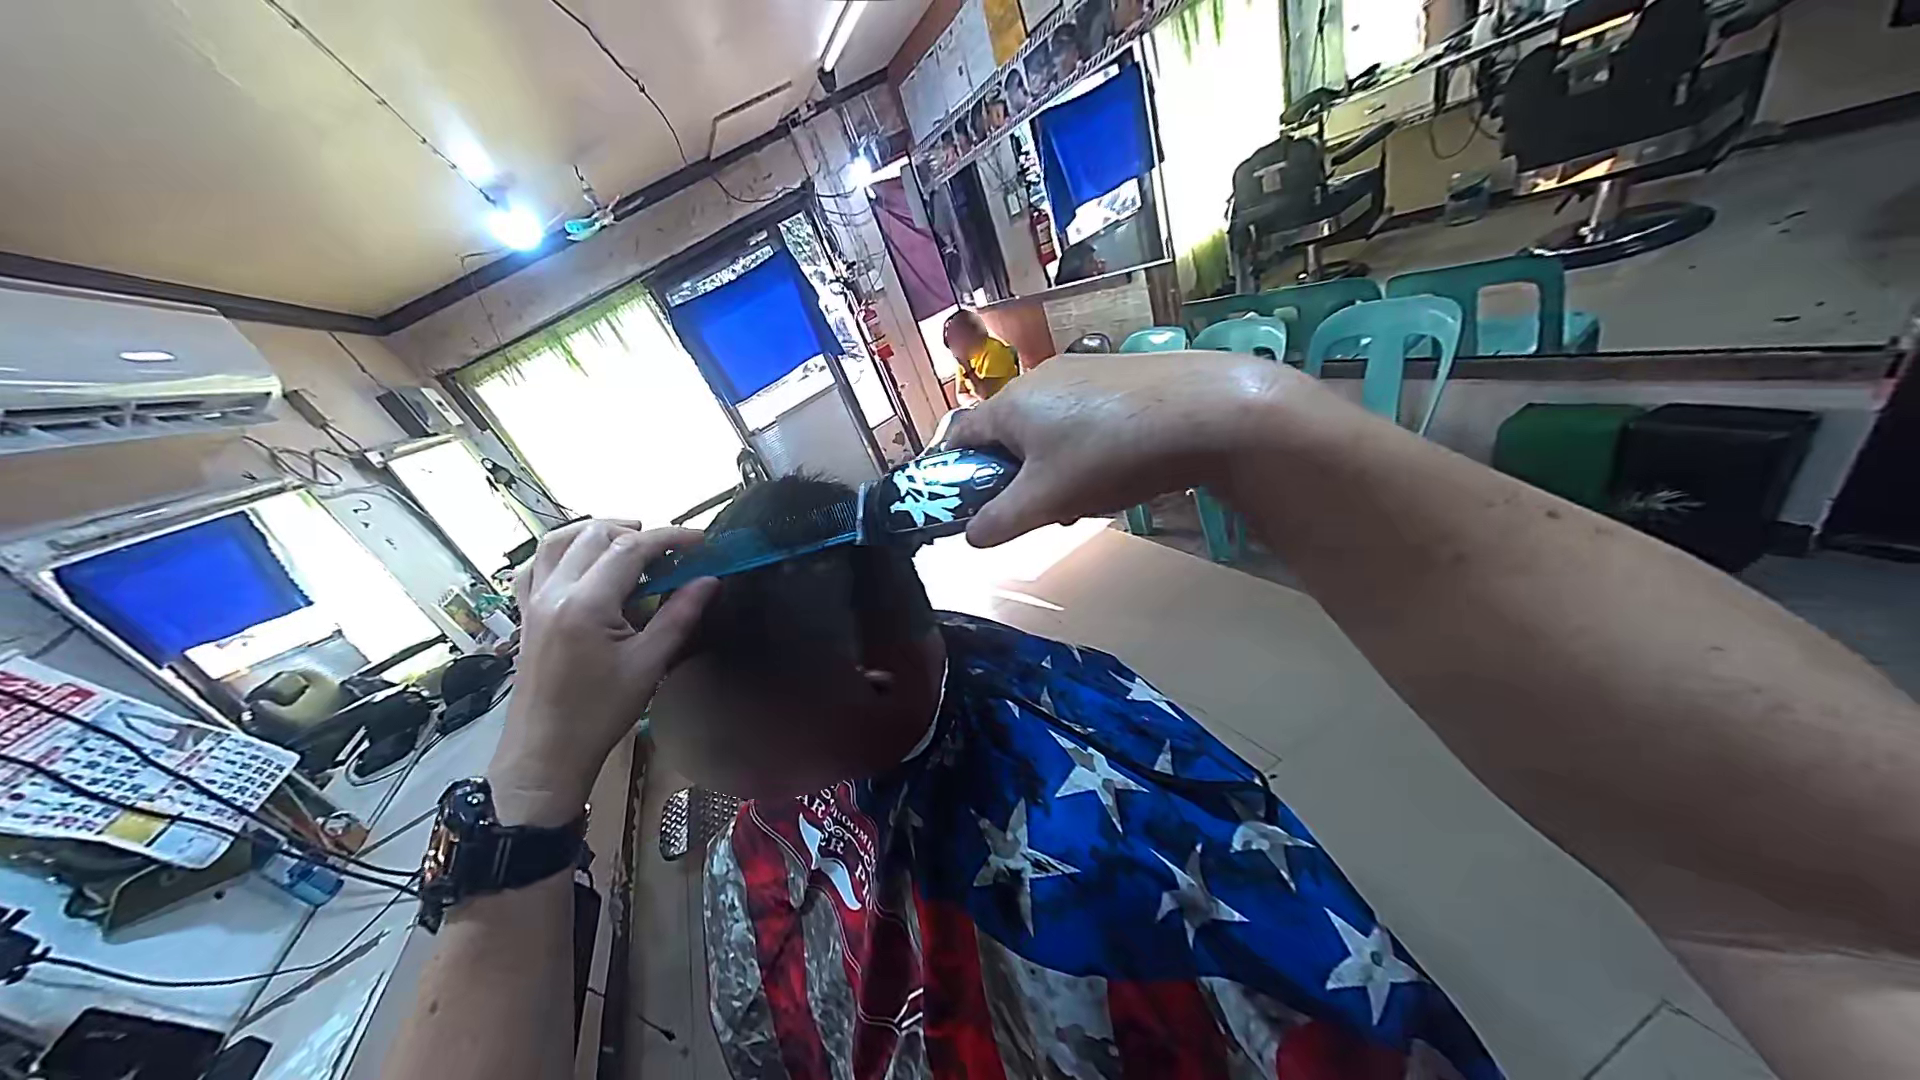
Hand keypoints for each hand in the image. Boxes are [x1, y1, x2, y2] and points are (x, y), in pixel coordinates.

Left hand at [489, 521, 717, 824]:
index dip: (670, 537)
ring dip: (598, 532)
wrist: (547, 750)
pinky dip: (562, 552)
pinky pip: (535, 566)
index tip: (700, 541)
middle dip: (637, 532)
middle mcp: (554, 592)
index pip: (631, 549)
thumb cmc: (602, 711)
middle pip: (595, 534)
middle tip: (670, 551)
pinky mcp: (526, 613)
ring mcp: (534, 601)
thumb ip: (680, 614)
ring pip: (559, 541)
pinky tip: (584, 562)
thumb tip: (709, 580)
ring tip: (630, 544)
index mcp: (586, 604)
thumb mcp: (650, 662)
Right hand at [941, 350, 1305, 545]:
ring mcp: (1080, 371)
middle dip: (1014, 478)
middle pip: (1006, 436)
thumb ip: (1000, 521)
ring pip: (1045, 428)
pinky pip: (1080, 417)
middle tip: (1039, 510)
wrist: (1204, 412)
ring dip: (1050, 468)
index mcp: (1009, 405)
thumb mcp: (1046, 500)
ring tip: (1083, 496)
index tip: (969, 504)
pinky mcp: (1117, 375)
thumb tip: (971, 538)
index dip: (954, 473)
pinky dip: (1082, 448)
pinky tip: (1115, 468)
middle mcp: (1038, 379)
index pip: (959, 437)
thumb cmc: (1108, 455)